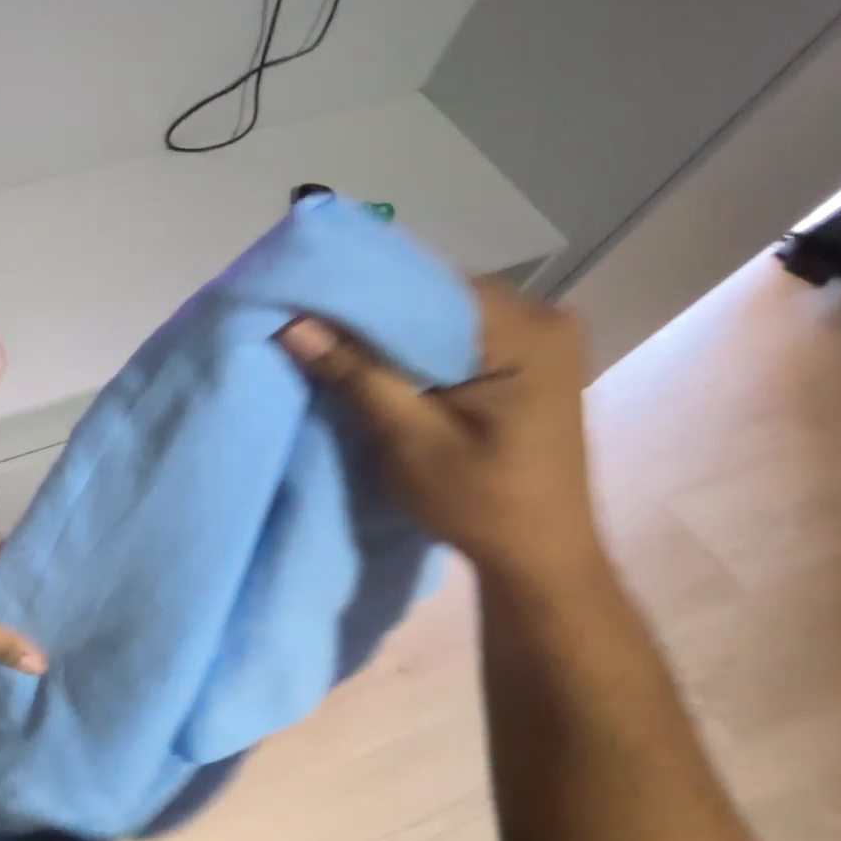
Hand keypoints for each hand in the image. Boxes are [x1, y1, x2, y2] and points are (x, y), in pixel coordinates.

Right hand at [278, 280, 604, 581]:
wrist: (539, 554)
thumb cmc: (479, 503)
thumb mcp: (409, 440)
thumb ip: (357, 375)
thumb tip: (296, 324)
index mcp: (527, 331)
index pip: (428, 287)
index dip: (361, 296)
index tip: (303, 308)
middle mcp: (544, 317)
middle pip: (438, 297)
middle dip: (374, 316)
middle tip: (311, 329)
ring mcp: (541, 338)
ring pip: (444, 316)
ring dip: (392, 336)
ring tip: (335, 345)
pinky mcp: (529, 360)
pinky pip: (459, 337)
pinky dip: (416, 350)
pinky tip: (382, 366)